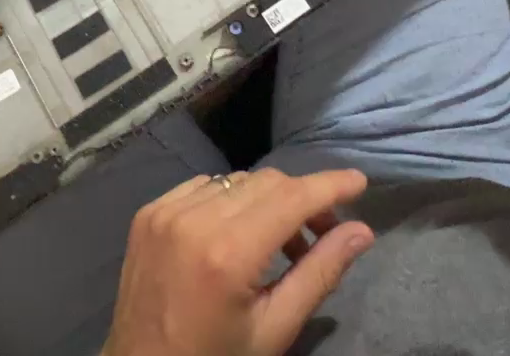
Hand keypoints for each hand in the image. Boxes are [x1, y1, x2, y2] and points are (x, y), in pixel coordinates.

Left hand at [102, 168, 374, 355]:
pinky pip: (203, 186)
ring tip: (280, 240)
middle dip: (302, 198)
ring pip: (236, 180)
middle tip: (324, 231)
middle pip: (266, 183)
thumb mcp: (274, 329)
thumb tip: (361, 231)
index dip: (329, 186)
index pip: (291, 199)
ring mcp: (166, 211)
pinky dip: (228, 200)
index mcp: (228, 253)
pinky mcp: (148, 212)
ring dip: (266, 200)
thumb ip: (319, 274)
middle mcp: (195, 218)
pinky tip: (236, 231)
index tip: (359, 181)